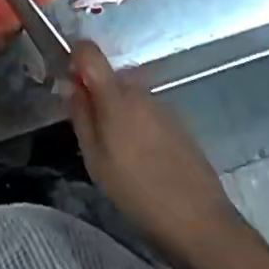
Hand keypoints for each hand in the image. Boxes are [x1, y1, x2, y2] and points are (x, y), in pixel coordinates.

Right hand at [66, 40, 243, 253]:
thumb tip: (73, 87)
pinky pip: (146, 110)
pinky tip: (143, 157)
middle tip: (94, 132)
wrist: (197, 216)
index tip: (71, 82)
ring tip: (119, 151)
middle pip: (110, 76)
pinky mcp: (177, 119)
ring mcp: (161, 103)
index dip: (76, 58)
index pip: (89, 51)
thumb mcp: (95, 160)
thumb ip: (81, 117)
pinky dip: (138, 123)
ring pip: (129, 94)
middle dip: (97, 94)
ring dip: (119, 111)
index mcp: (115, 95)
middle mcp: (139, 90)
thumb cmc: (137, 190)